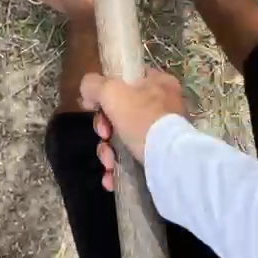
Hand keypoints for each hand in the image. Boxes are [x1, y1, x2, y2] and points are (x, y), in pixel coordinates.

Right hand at [79, 70, 186, 190]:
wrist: (170, 164)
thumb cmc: (142, 119)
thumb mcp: (112, 92)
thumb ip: (94, 85)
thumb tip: (87, 92)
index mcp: (158, 81)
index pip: (127, 79)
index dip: (105, 92)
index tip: (94, 107)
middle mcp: (164, 104)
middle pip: (121, 111)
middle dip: (105, 129)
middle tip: (104, 136)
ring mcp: (164, 133)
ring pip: (125, 137)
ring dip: (108, 151)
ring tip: (108, 163)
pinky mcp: (162, 158)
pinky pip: (134, 158)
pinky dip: (119, 167)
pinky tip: (111, 178)